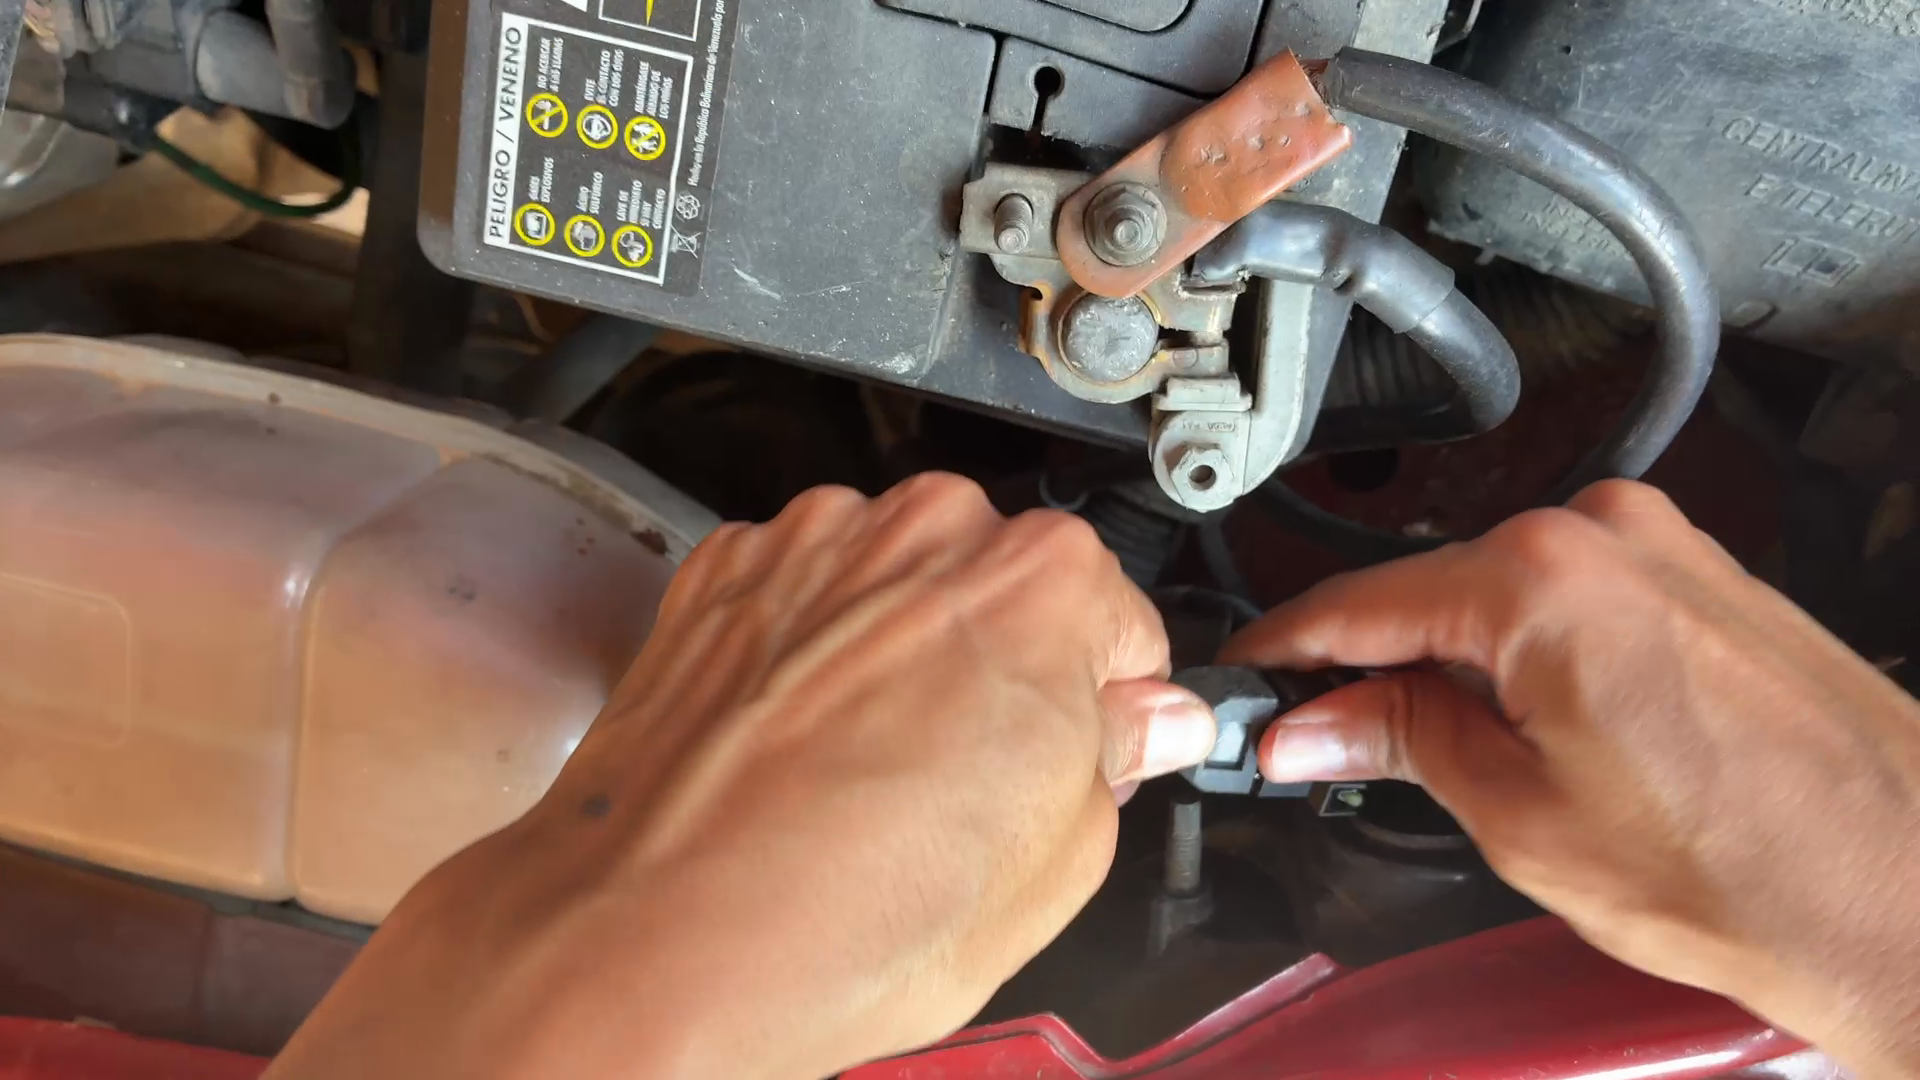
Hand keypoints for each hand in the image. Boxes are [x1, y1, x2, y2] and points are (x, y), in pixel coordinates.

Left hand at [267, 474, 1216, 1079]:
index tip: (1070, 738)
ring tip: (870, 749)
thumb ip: (1119, 751)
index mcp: (1043, 580)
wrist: (655, 937)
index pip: (1118, 619)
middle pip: (1011, 585)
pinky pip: (820, 584)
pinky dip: (825, 635)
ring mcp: (824, 534)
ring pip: (911, 578)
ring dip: (910, 640)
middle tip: (963, 760)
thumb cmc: (855, 912)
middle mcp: (933, 528)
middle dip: (1007, 656)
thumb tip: (1154, 716)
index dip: (1102, 693)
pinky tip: (806, 722)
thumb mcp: (1058, 856)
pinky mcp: (740, 561)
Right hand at [1224, 479, 1919, 1076]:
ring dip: (1424, 654)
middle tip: (1306, 721)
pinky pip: (1541, 592)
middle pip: (1414, 594)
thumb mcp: (1516, 812)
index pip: (1355, 607)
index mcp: (1534, 581)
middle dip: (1353, 659)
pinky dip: (1492, 642)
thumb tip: (1297, 731)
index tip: (1244, 674)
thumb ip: (1390, 741)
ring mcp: (1647, 544)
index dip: (1283, 647)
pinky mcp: (1683, 570)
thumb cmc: (1755, 876)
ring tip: (1395, 726)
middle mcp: (1591, 535)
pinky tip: (1484, 701)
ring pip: (1473, 592)